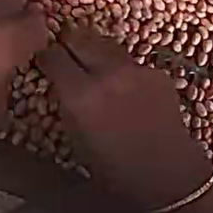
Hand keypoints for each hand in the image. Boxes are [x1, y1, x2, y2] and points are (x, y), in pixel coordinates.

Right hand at [37, 28, 212, 210]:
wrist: (168, 174)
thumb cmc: (116, 170)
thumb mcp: (78, 141)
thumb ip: (67, 105)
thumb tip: (61, 83)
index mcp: (81, 95)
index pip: (53, 56)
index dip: (46, 57)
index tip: (44, 62)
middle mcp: (108, 74)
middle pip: (80, 38)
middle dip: (70, 44)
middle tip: (66, 56)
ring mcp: (136, 70)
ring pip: (107, 45)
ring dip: (96, 52)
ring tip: (93, 68)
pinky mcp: (157, 73)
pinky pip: (131, 63)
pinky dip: (122, 70)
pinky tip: (124, 90)